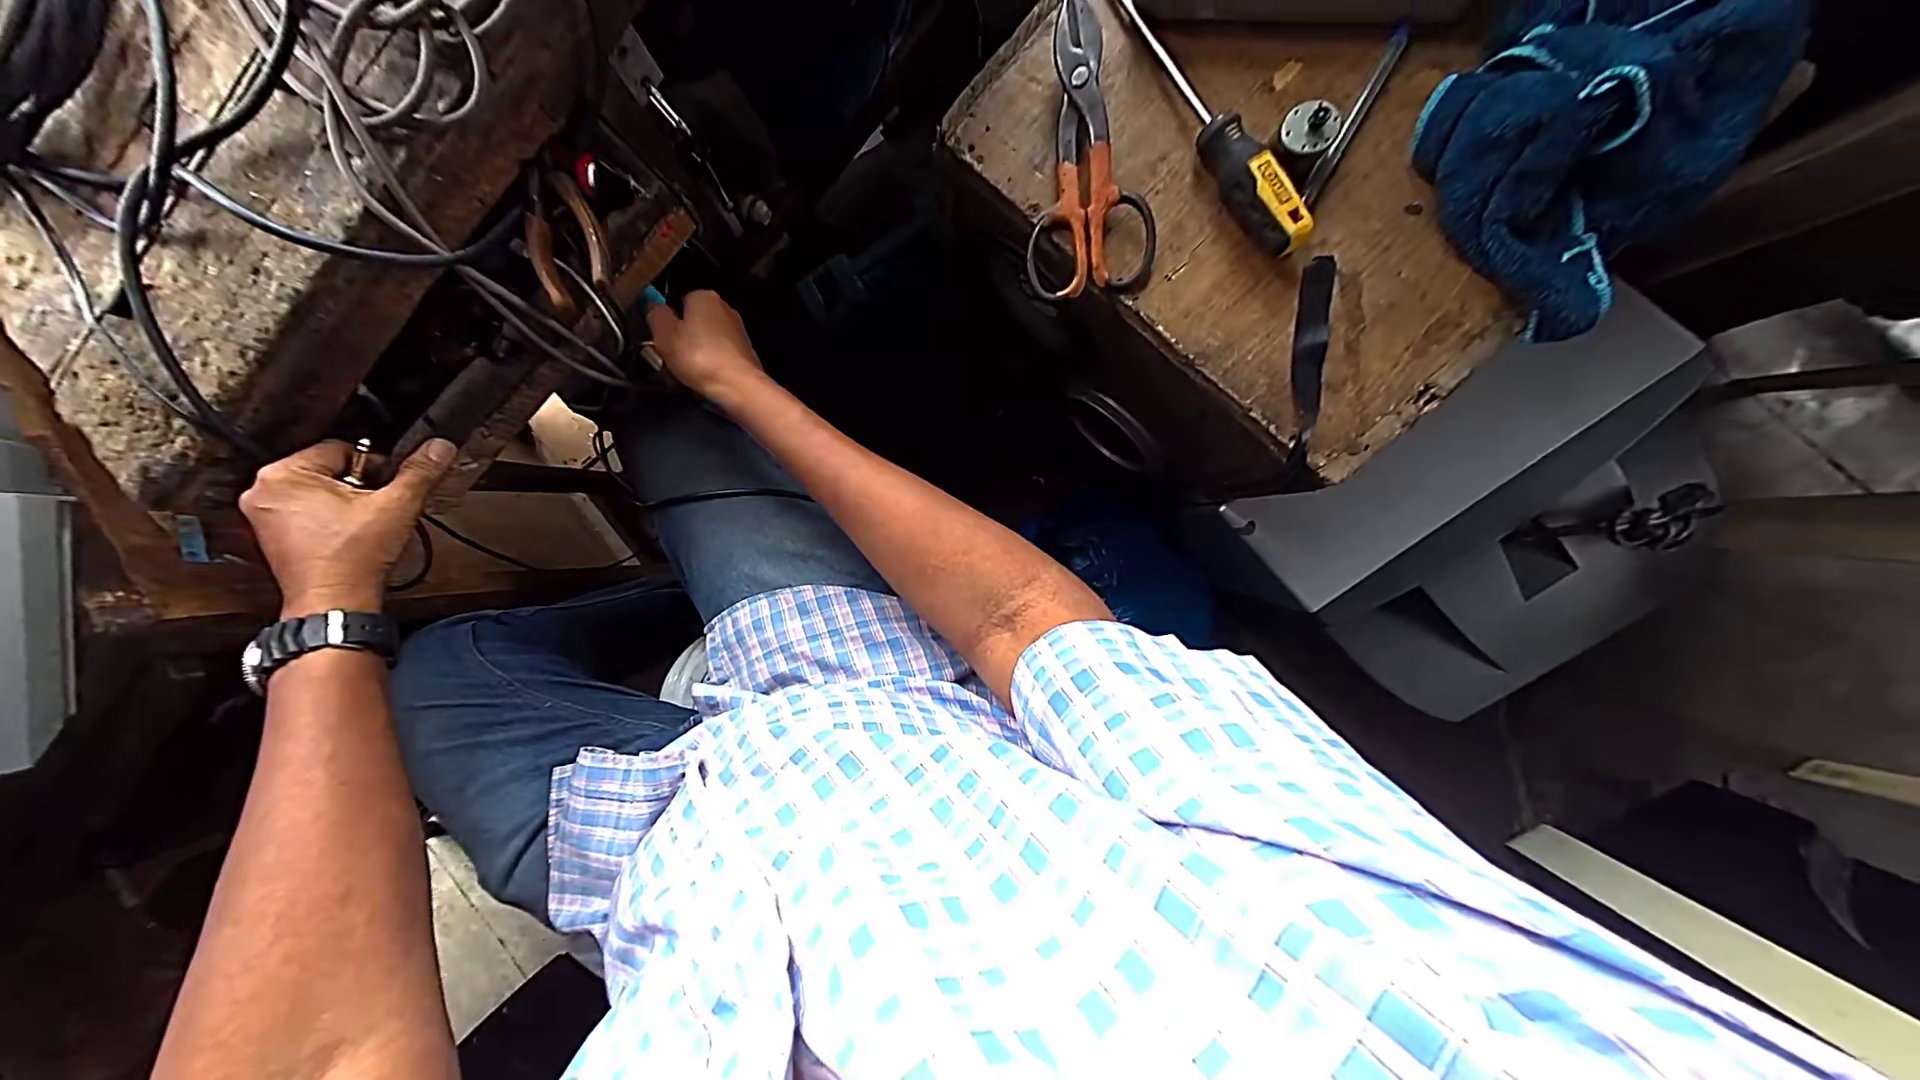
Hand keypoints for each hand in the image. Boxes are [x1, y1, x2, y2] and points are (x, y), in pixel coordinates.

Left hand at [239, 439, 456, 616]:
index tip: (390, 487)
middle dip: (360, 485)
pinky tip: (351, 534)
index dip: (376, 466)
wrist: (335, 600)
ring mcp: (263, 515)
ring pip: (319, 491)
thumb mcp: (397, 506)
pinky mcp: (271, 535)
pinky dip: (331, 518)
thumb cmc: (353, 557)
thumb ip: (419, 472)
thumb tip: (438, 448)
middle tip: (379, 507)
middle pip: (329, 470)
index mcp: (284, 475)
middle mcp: (263, 491)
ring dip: (347, 501)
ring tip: (366, 522)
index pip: (342, 449)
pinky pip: (307, 511)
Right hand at [644, 290, 766, 400]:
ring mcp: (739, 331)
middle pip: (694, 322)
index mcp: (705, 297)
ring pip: (707, 341)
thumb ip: (656, 314)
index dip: (668, 320)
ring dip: (697, 354)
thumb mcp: (664, 333)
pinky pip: (720, 356)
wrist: (739, 385)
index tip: (663, 338)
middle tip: (673, 357)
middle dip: (683, 338)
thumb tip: (655, 306)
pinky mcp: (747, 352)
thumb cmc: (698, 356)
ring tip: (689, 371)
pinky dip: (713, 364)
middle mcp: (726, 309)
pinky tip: (707, 377)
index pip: (678, 300)